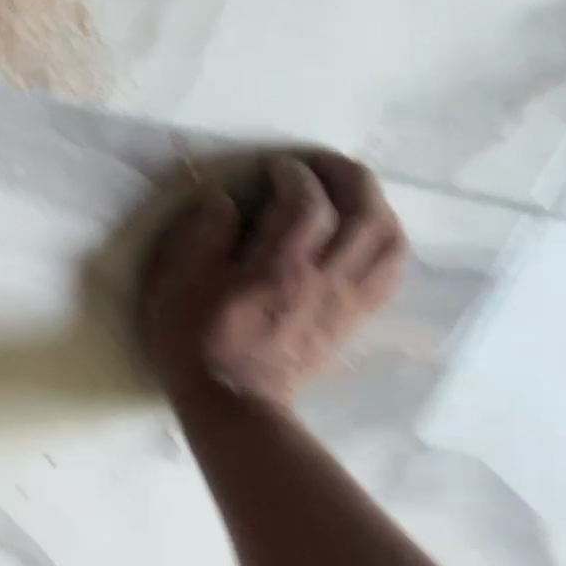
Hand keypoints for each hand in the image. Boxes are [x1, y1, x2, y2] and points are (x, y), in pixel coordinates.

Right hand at [140, 152, 406, 407]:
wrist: (231, 400)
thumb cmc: (193, 340)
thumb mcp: (175, 285)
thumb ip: (201, 236)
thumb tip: (223, 199)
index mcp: (277, 266)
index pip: (304, 203)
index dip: (293, 175)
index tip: (272, 166)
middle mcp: (323, 277)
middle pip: (363, 211)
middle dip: (344, 176)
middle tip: (317, 164)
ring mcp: (345, 298)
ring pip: (387, 238)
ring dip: (373, 203)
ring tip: (347, 191)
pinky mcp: (353, 316)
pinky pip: (390, 270)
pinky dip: (385, 241)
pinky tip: (365, 233)